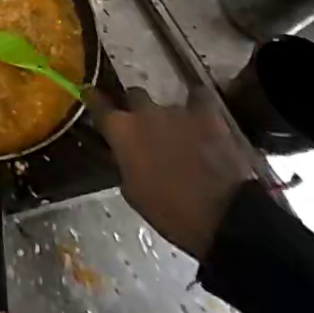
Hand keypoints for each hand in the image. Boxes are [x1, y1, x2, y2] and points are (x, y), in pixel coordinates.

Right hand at [85, 86, 253, 259]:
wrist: (223, 218)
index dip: (92, 98)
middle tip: (145, 128)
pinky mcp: (205, 114)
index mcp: (120, 131)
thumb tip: (122, 151)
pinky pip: (198, 98)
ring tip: (179, 135)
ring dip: (167, 117)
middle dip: (136, 108)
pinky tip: (199, 115)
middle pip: (133, 95)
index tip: (90, 95)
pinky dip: (197, 104)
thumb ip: (123, 162)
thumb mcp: (133, 192)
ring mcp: (175, 110)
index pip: (96, 102)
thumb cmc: (170, 212)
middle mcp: (142, 113)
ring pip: (164, 103)